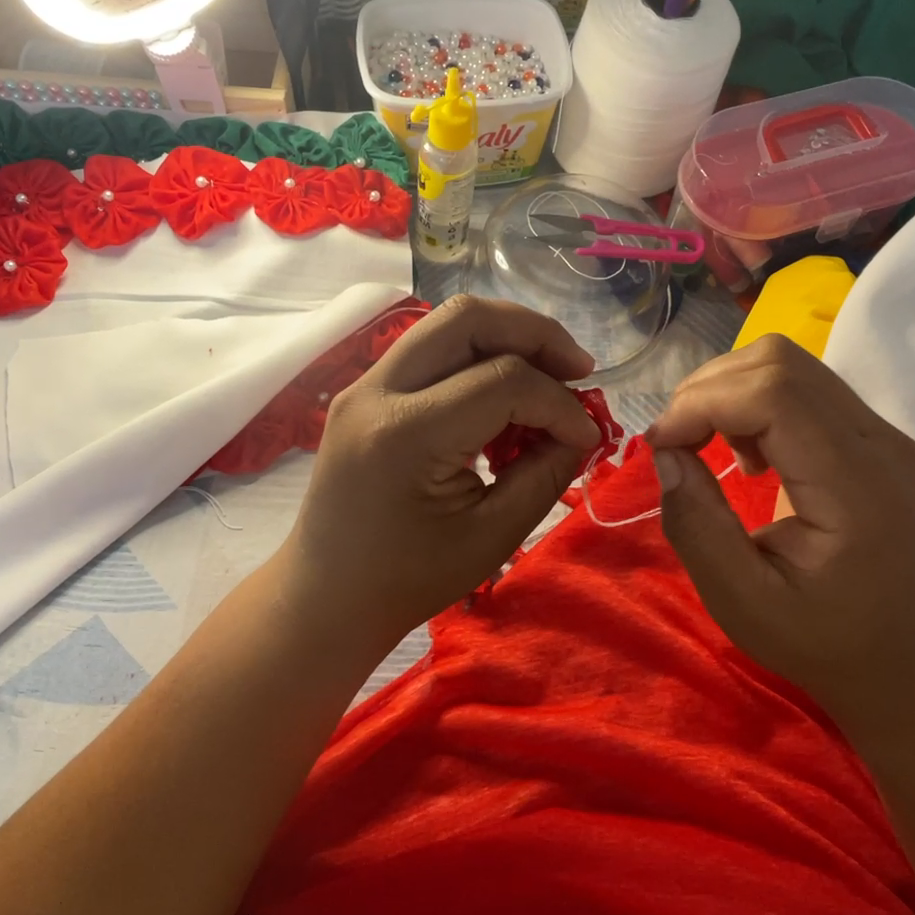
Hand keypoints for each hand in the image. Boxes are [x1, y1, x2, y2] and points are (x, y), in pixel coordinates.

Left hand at [277, 295, 601, 644]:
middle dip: (535, 334)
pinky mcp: (364, 392)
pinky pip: (429, 351)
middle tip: (577, 371)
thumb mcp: (492, 536)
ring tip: (547, 379)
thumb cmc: (408, 579)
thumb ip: (544, 472)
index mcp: (406, 434)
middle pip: (468, 319)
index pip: (503, 381)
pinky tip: (503, 398)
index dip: (558, 402)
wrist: (327, 596)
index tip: (587, 435)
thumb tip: (580, 429)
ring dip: (506, 340)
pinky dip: (476, 358)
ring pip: (446, 325)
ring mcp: (363, 386)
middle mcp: (377, 391)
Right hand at [646, 335, 914, 700]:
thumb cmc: (816, 636)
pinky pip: (799, 385)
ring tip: (707, 446)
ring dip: (726, 391)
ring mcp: (880, 433)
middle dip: (707, 391)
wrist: (892, 653)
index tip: (660, 445)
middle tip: (675, 445)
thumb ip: (698, 527)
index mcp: (857, 490)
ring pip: (787, 363)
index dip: (703, 403)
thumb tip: (665, 453)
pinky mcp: (870, 433)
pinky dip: (750, 400)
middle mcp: (879, 444)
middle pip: (780, 364)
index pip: (776, 395)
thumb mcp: (741, 602)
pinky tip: (745, 453)